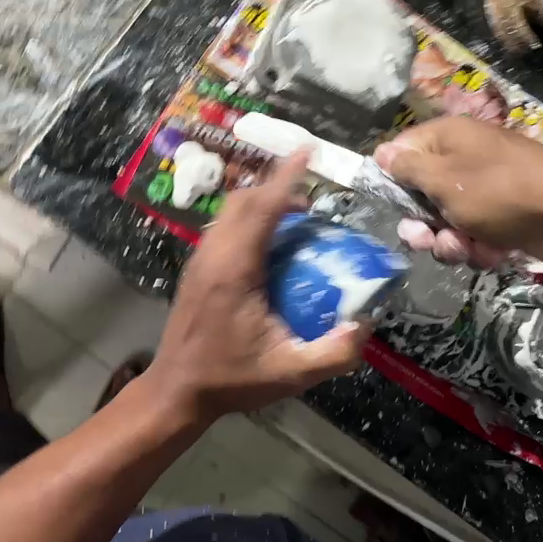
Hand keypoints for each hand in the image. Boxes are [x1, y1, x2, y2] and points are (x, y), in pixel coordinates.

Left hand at [144, 150, 370, 422]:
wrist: (176, 390)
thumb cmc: (230, 379)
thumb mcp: (290, 373)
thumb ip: (334, 353)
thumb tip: (366, 323)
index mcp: (234, 269)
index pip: (262, 209)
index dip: (286, 177)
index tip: (307, 151)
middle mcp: (213, 254)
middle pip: (243, 201)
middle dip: (277, 186)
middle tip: (312, 198)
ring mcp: (200, 259)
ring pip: (230, 211)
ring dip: (262, 203)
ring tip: (296, 216)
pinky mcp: (196, 268)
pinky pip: (224, 227)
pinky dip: (249, 219)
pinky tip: (270, 243)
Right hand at [372, 115, 542, 267]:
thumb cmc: (499, 190)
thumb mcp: (442, 178)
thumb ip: (406, 167)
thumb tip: (380, 153)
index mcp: (445, 138)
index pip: (400, 152)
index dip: (392, 180)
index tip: (394, 205)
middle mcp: (461, 159)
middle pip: (419, 194)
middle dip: (422, 224)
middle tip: (427, 239)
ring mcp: (483, 190)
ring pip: (445, 222)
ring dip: (449, 242)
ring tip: (467, 247)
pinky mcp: (502, 217)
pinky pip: (473, 235)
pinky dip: (478, 248)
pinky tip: (491, 253)